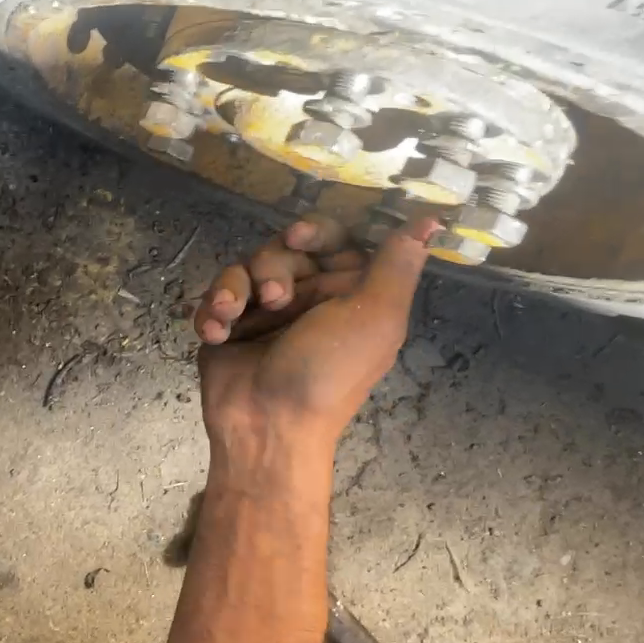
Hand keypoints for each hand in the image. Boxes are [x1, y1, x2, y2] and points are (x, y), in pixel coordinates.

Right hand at [193, 215, 437, 455]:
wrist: (265, 424)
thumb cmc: (327, 373)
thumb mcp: (375, 318)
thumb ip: (397, 265)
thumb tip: (432, 219)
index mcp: (349, 292)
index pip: (332, 239)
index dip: (313, 231)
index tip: (296, 237)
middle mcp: (306, 297)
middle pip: (281, 250)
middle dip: (270, 267)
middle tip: (273, 299)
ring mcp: (263, 312)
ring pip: (241, 270)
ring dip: (233, 288)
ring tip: (230, 315)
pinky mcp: (228, 326)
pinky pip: (214, 298)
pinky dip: (211, 312)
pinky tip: (215, 333)